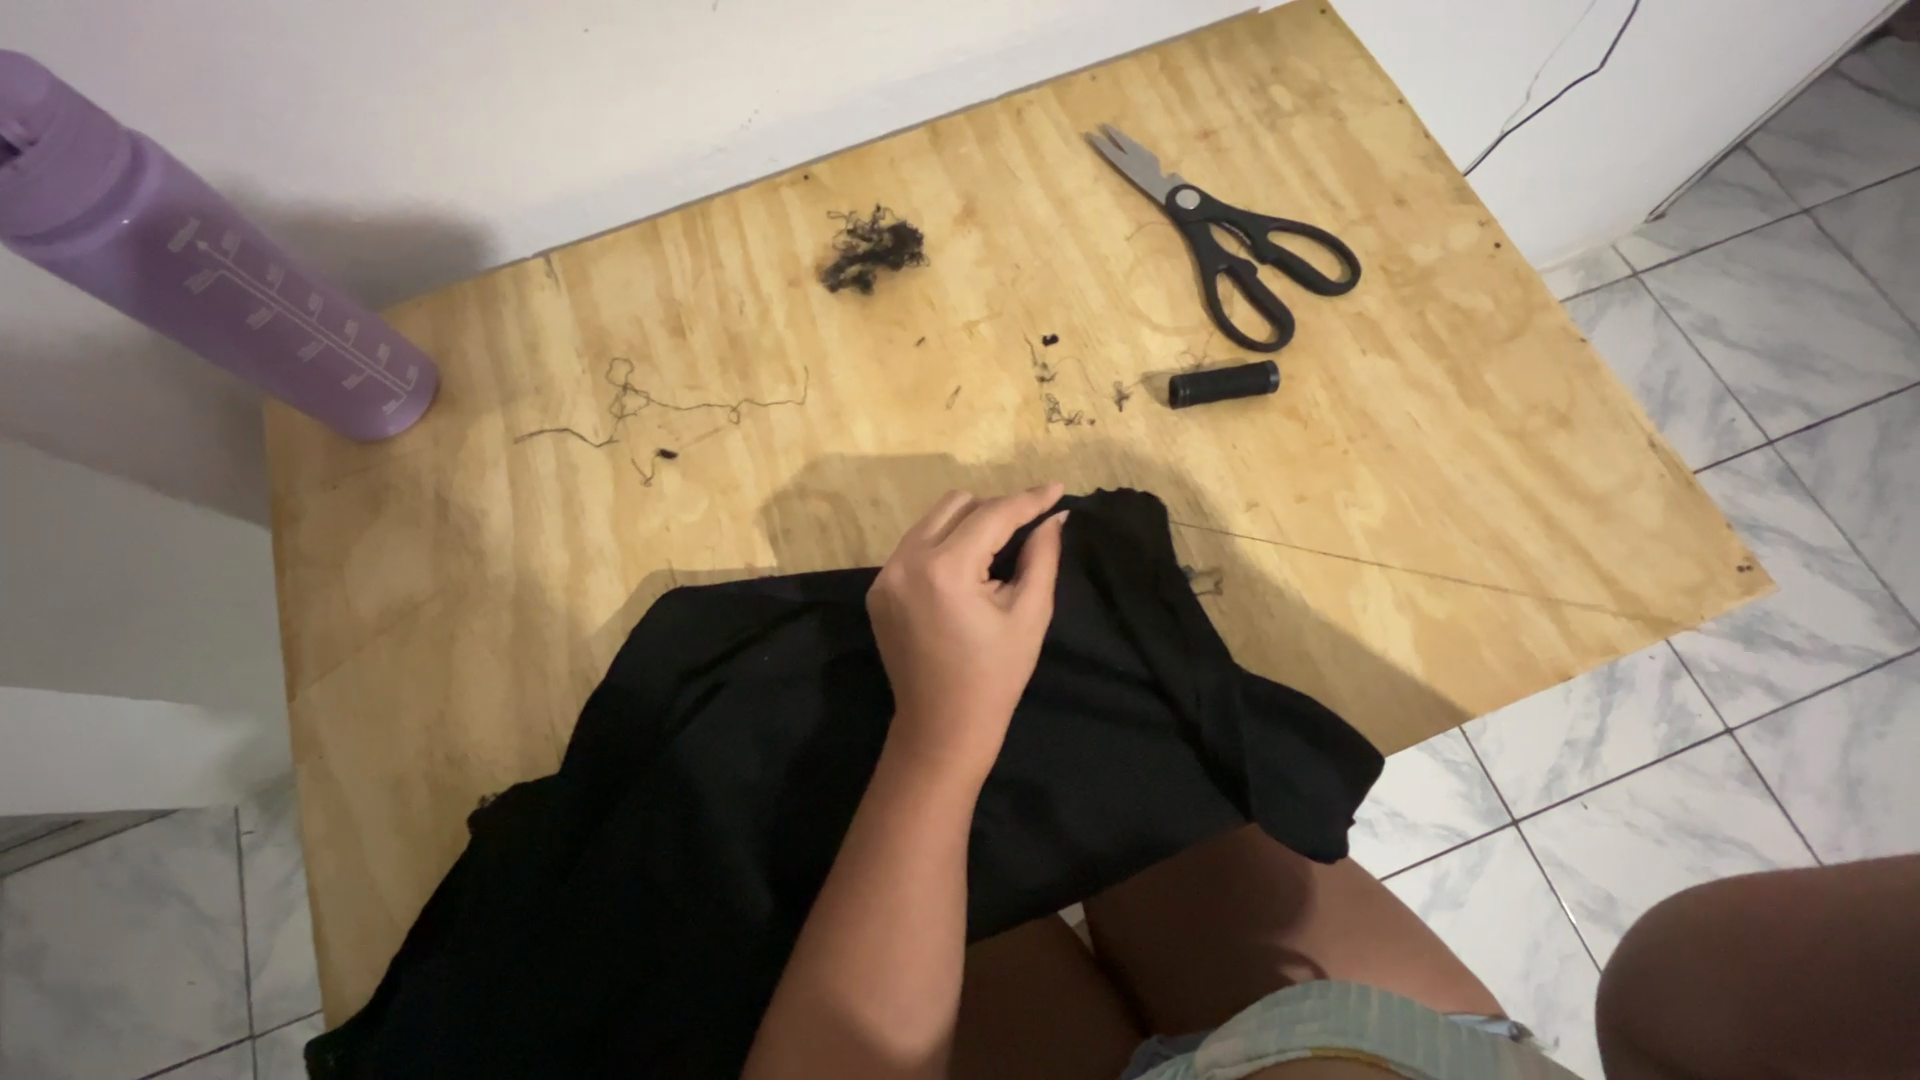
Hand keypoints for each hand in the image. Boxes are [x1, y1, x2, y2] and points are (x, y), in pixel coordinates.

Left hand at [866, 484, 1068, 783]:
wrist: (941, 726)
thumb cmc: (994, 676)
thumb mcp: (1029, 615)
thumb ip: (1042, 557)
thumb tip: (1055, 517)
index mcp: (945, 569)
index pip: (992, 515)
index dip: (1028, 500)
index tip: (1057, 488)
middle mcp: (906, 561)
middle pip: (957, 504)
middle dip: (995, 510)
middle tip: (1026, 530)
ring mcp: (885, 575)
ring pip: (932, 521)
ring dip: (967, 525)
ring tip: (997, 552)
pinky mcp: (878, 590)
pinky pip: (914, 546)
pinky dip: (942, 547)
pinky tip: (965, 574)